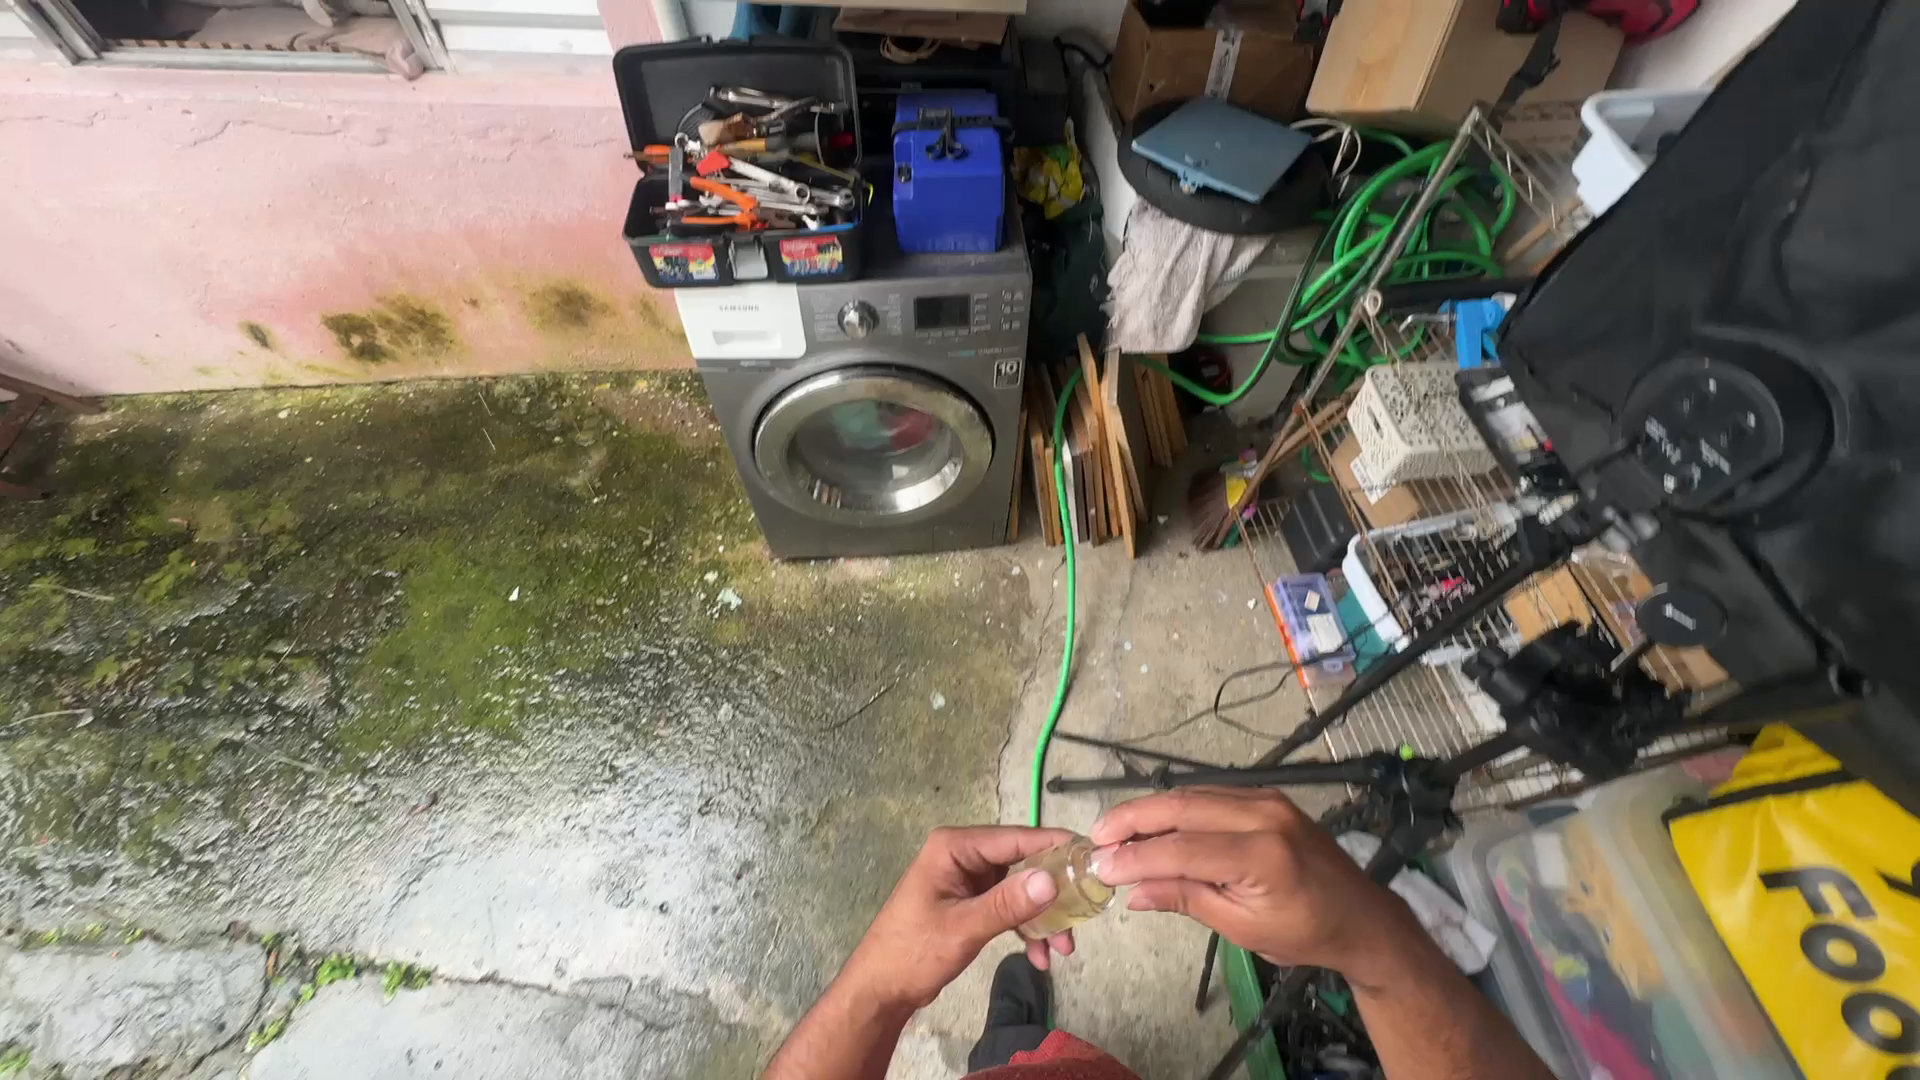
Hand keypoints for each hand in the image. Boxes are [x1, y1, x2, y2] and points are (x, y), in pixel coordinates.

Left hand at [841, 826, 1080, 1009]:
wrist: (880, 989)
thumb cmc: (913, 951)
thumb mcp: (963, 928)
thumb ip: (1007, 904)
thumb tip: (1051, 880)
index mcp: (955, 846)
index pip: (1014, 837)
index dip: (1053, 845)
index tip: (1090, 855)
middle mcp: (963, 853)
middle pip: (1021, 861)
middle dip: (1051, 890)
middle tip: (1082, 913)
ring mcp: (967, 877)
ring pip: (1018, 886)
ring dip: (1042, 916)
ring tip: (1063, 949)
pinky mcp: (970, 900)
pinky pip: (1008, 905)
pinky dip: (1025, 927)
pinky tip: (1040, 956)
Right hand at [1088, 788, 1417, 986]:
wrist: (1363, 917)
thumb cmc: (1306, 933)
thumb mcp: (1242, 928)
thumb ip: (1186, 899)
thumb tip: (1131, 892)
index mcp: (1264, 855)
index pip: (1183, 849)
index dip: (1137, 856)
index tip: (1102, 867)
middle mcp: (1263, 815)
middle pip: (1181, 806)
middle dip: (1133, 819)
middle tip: (1097, 836)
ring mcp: (1265, 799)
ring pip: (1190, 794)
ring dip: (1148, 810)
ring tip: (1114, 829)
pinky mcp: (1264, 795)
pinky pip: (1208, 795)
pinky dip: (1174, 807)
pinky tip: (1151, 821)